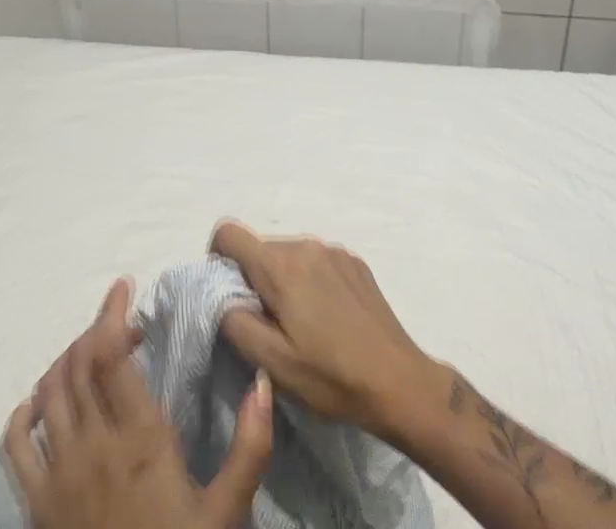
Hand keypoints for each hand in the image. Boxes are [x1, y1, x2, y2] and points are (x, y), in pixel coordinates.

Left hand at [3, 294, 273, 528]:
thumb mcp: (227, 510)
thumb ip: (250, 446)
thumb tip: (261, 383)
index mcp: (139, 438)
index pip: (108, 356)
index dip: (111, 315)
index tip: (125, 290)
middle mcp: (91, 444)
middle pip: (76, 364)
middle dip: (94, 331)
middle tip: (121, 325)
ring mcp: (56, 472)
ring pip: (47, 393)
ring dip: (65, 362)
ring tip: (90, 355)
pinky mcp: (34, 501)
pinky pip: (14, 443)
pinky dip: (25, 412)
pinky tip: (41, 404)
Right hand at [210, 221, 449, 441]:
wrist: (398, 381)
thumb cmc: (329, 376)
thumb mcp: (270, 360)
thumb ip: (234, 321)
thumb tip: (221, 296)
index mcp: (280, 264)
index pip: (228, 233)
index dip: (218, 260)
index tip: (228, 296)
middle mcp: (307, 244)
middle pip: (260, 247)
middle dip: (253, 279)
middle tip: (267, 324)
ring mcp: (336, 251)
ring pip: (289, 255)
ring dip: (283, 281)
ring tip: (300, 325)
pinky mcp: (356, 263)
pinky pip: (316, 261)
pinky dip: (310, 281)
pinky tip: (327, 317)